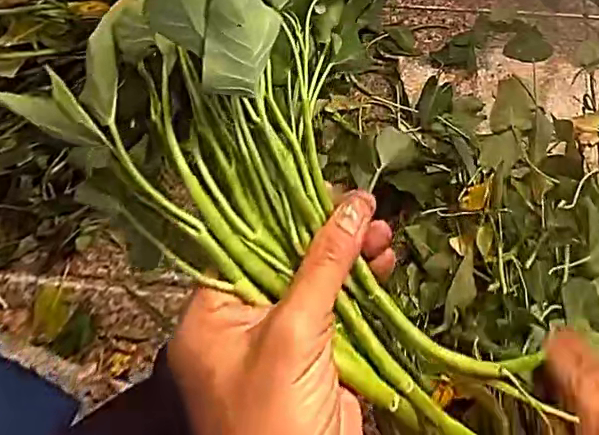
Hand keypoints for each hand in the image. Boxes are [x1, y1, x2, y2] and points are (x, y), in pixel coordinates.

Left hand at [168, 190, 395, 434]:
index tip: (327, 187)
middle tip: (366, 208)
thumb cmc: (274, 419)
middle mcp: (243, 320)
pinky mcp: (316, 349)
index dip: (287, 209)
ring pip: (319, 275)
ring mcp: (282, 335)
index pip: (247, 241)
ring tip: (383, 234)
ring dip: (353, 253)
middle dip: (331, 231)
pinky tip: (384, 260)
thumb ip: (324, 263)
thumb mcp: (295, 332)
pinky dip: (362, 281)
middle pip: (288, 254)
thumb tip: (355, 201)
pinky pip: (339, 302)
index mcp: (214, 314)